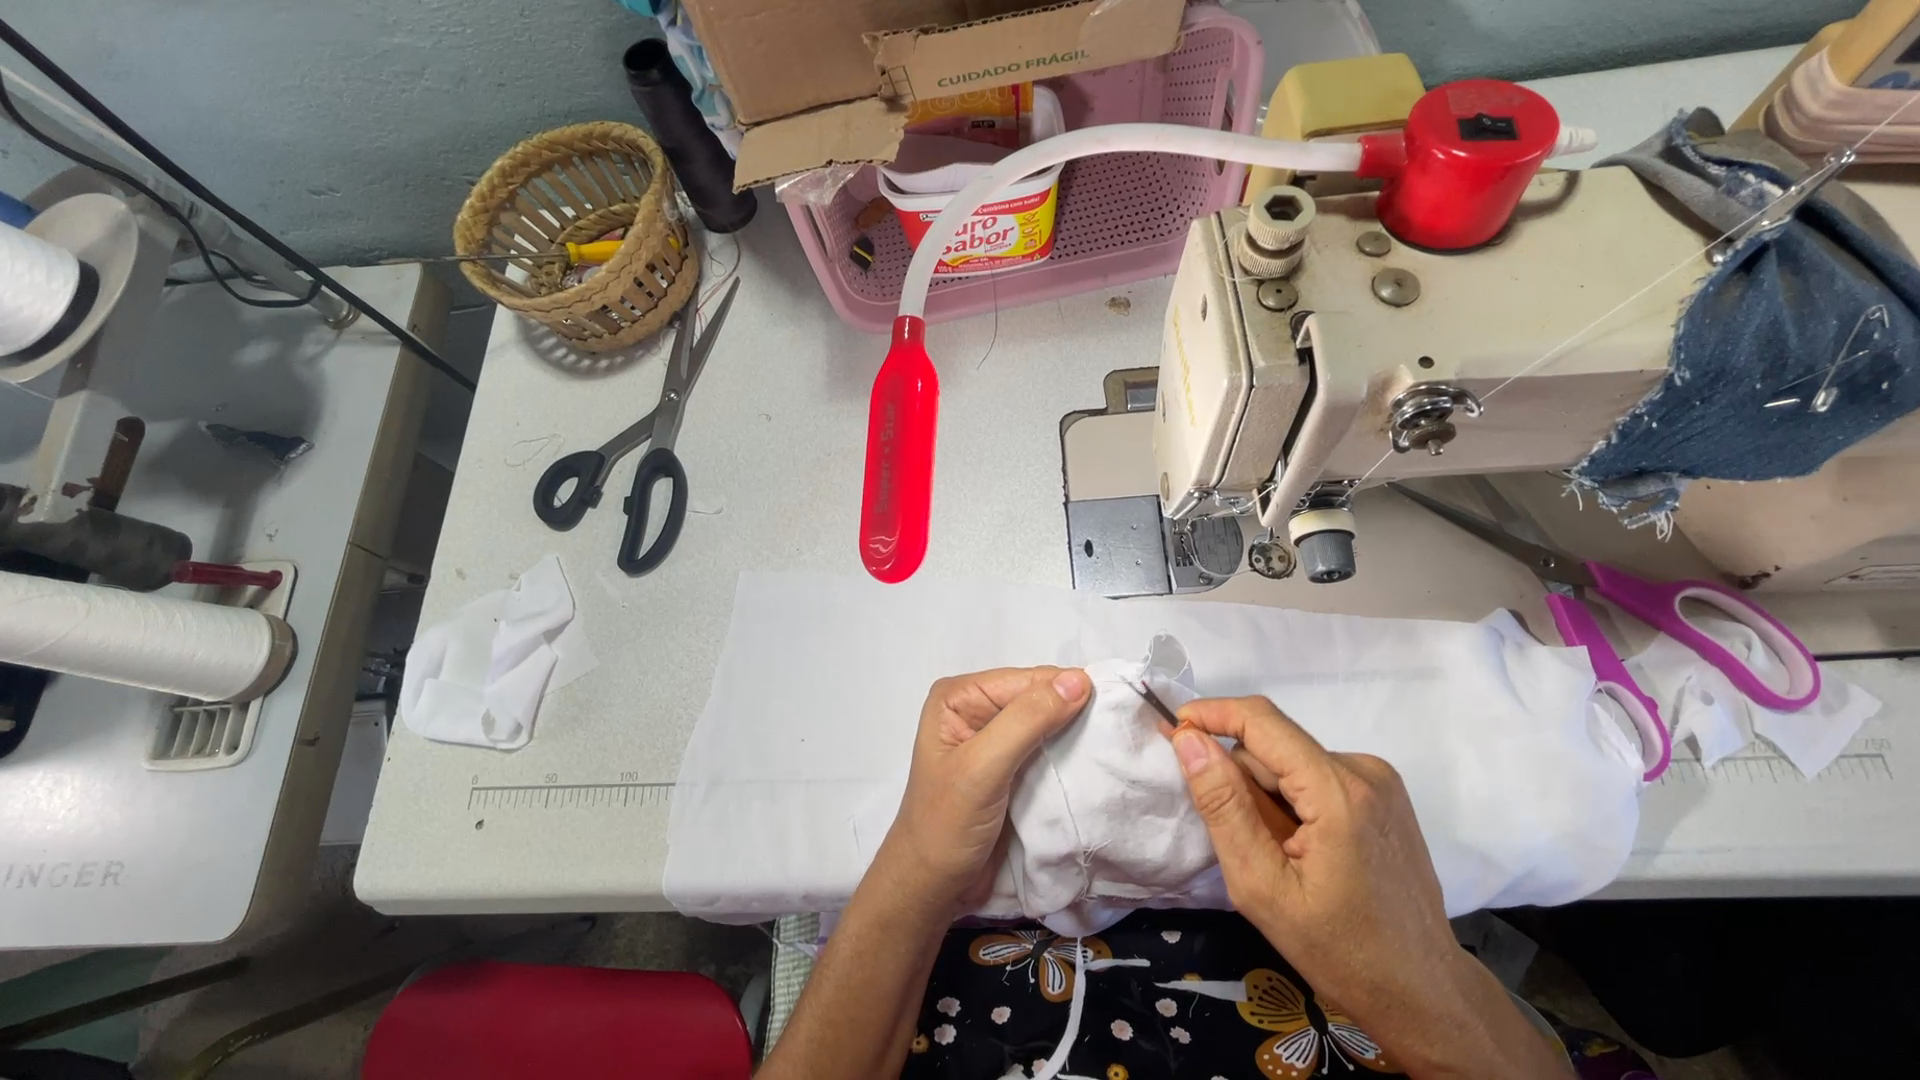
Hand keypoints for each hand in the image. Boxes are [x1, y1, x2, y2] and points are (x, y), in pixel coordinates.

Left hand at [879, 667, 1090, 910]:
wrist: (934, 885)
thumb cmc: (947, 824)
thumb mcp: (983, 767)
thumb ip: (1028, 721)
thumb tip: (1080, 679)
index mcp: (960, 696)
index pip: (1027, 680)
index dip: (1067, 691)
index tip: (1110, 710)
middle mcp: (977, 709)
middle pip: (1041, 697)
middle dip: (1075, 712)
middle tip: (1115, 730)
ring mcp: (995, 739)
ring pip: (1050, 723)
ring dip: (1077, 736)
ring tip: (1110, 747)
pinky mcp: (1012, 769)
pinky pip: (1050, 749)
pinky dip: (1071, 756)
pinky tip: (1091, 764)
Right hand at [1170, 697, 1569, 1078]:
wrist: (1420, 990)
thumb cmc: (1336, 948)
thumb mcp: (1260, 885)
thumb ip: (1222, 805)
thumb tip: (1188, 739)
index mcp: (1338, 790)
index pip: (1261, 720)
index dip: (1210, 714)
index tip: (1171, 728)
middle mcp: (1365, 769)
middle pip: (1274, 747)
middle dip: (1241, 781)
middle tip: (1244, 845)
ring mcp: (1380, 780)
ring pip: (1291, 763)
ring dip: (1267, 797)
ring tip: (1281, 857)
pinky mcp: (1383, 794)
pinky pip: (1314, 776)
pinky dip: (1293, 803)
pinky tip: (1304, 851)